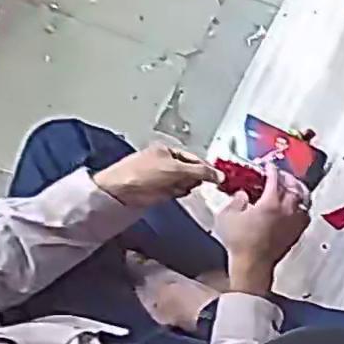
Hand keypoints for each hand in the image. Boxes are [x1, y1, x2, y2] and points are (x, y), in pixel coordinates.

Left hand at [92, 144, 218, 207]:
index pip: (196, 158)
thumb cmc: (146, 174)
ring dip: (186, 186)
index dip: (206, 168)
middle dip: (194, 178)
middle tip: (189, 181)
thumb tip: (222, 177)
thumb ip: (202, 172)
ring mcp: (164, 175)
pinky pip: (180, 190)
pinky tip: (171, 193)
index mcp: (167, 150)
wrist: (122, 191)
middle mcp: (167, 161)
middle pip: (193, 171)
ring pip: (188, 182)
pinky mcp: (162, 188)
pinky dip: (179, 192)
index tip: (217, 178)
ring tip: (175, 187)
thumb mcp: (178, 169)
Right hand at [213, 164, 309, 294]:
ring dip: (298, 189)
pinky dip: (302, 204)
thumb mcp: (228, 215)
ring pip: (304, 199)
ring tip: (292, 185)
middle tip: (280, 174)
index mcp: (271, 203)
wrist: (253, 262)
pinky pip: (305, 213)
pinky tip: (297, 205)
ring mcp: (295, 221)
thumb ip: (236, 200)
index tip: (269, 166)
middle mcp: (287, 210)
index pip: (275, 179)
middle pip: (293, 187)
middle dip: (287, 177)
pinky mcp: (298, 231)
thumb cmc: (240, 241)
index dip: (272, 170)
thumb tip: (243, 194)